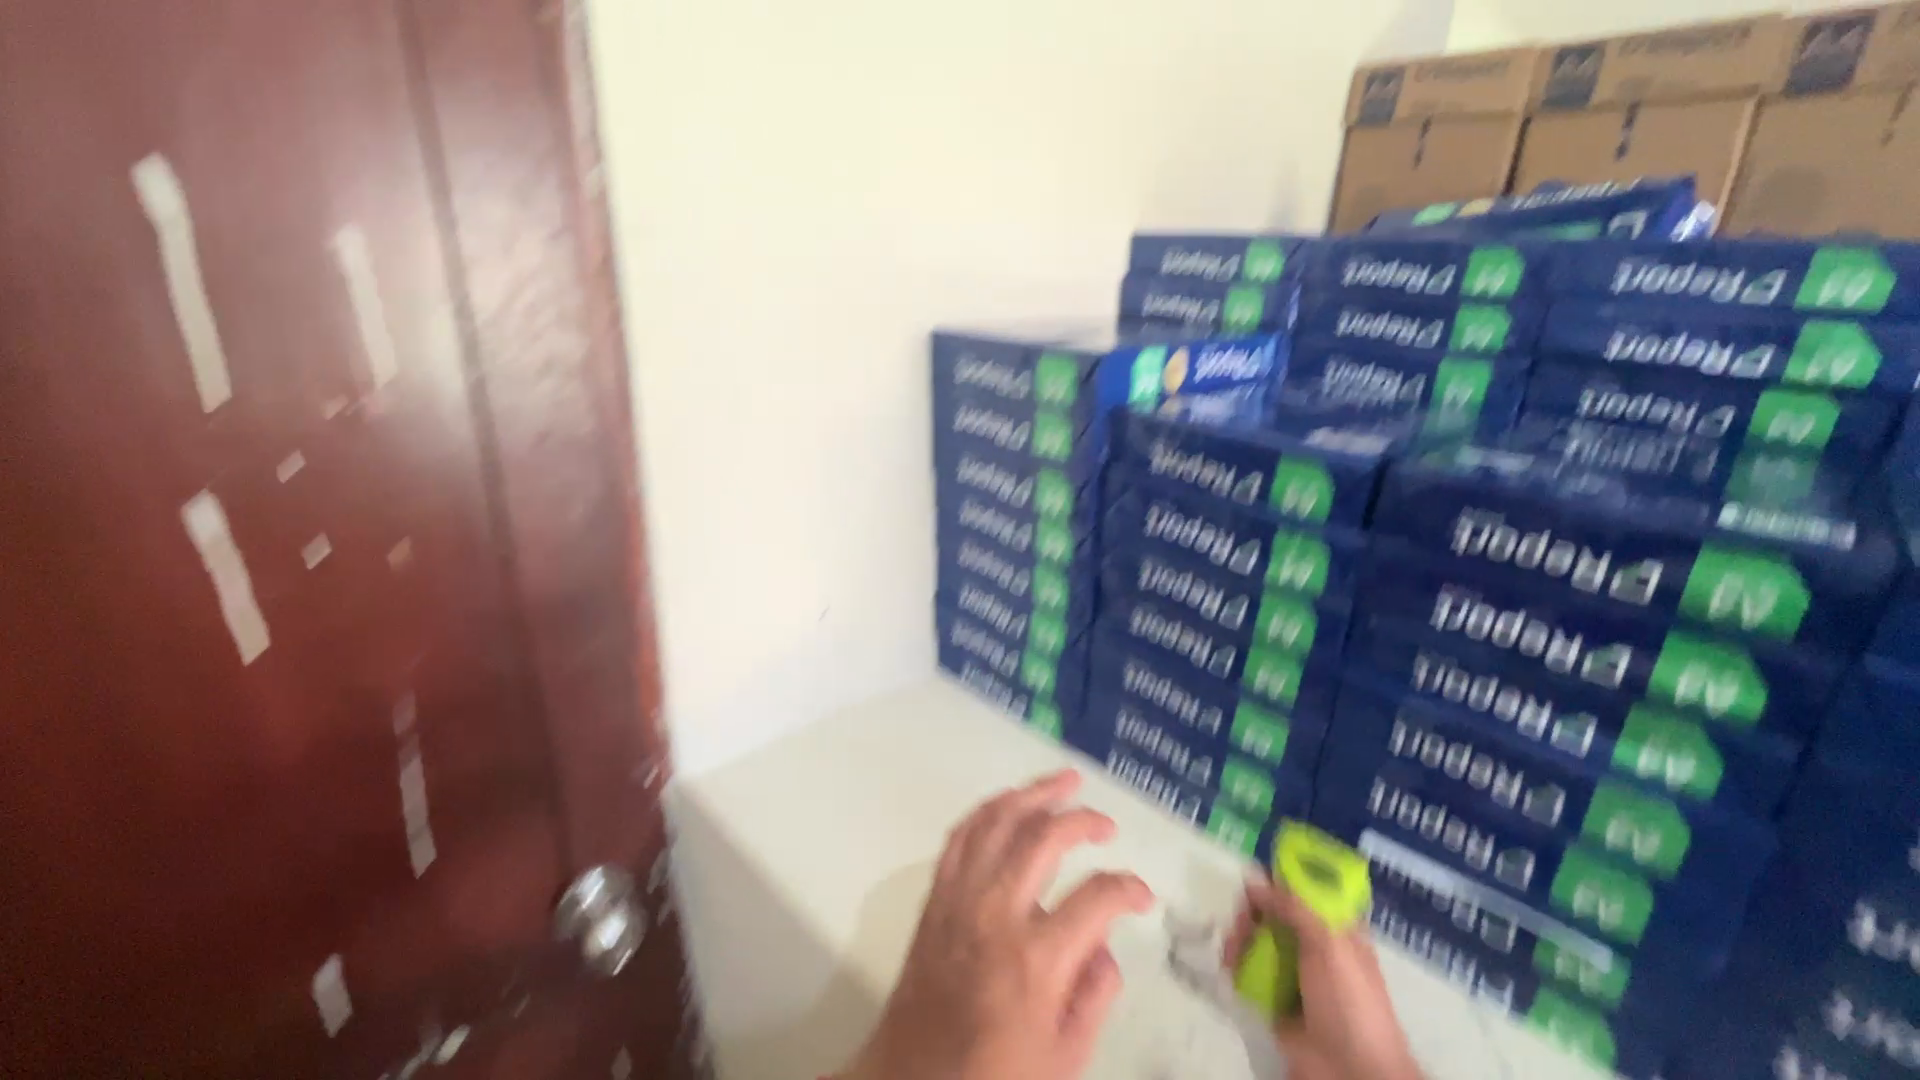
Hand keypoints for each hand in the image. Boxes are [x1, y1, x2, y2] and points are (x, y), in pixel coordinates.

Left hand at [839, 769, 1155, 1079]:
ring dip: (1032, 793)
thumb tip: (1104, 943)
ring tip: (1063, 780)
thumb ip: (1094, 993)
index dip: (1129, 888)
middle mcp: (997, 913)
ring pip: (996, 821)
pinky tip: (1007, 804)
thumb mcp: (1064, 1054)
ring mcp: (960, 898)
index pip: (1097, 897)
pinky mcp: (935, 897)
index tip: (1141, 896)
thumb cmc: (993, 1074)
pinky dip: (987, 811)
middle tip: (1106, 824)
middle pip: (1044, 838)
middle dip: (1083, 820)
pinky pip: (960, 836)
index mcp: (1037, 957)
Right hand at [1222, 876, 1420, 1079]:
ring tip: (1230, 952)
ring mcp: (1293, 974)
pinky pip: (1248, 971)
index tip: (1254, 879)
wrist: (1352, 1073)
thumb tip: (1253, 876)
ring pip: (1258, 940)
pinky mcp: (1273, 999)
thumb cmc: (1349, 1002)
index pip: (1305, 891)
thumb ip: (1291, 906)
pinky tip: (1228, 967)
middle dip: (1252, 912)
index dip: (1279, 881)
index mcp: (1336, 928)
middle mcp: (1314, 946)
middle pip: (1274, 913)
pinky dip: (1235, 965)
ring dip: (1239, 938)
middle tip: (1242, 922)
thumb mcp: (1328, 943)